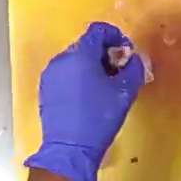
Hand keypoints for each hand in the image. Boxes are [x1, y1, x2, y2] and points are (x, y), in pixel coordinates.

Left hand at [24, 21, 146, 180]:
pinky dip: (78, 77)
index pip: (98, 30)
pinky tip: (88, 96)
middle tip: (119, 71)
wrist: (69, 150)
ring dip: (91, 65)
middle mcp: (61, 59)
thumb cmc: (99, 118)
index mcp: (80, 55)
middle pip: (86, 44)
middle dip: (104, 53)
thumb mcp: (124, 93)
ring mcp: (50, 74)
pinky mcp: (45, 89)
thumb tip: (135, 60)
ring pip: (75, 60)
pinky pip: (65, 74)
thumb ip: (133, 70)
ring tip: (104, 86)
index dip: (116, 36)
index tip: (126, 53)